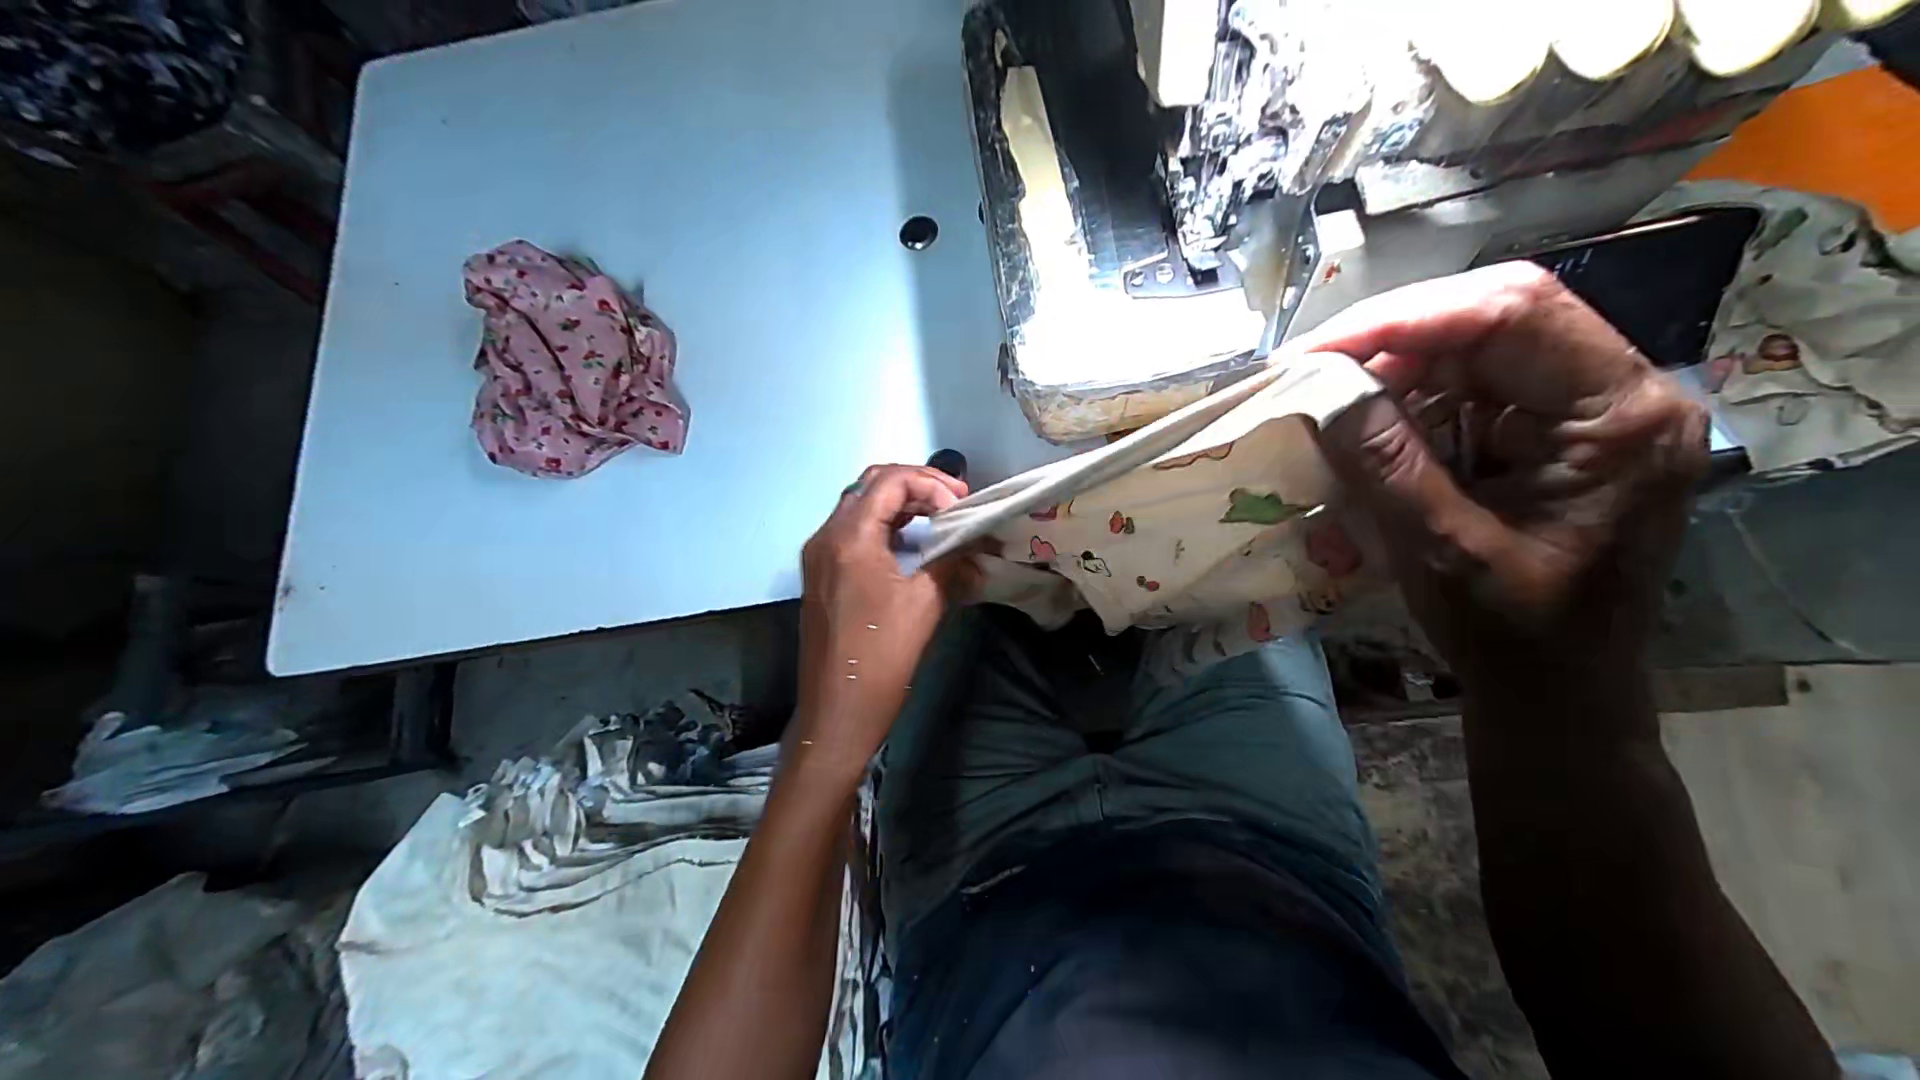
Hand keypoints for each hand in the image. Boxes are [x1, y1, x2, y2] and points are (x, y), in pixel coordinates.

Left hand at [790, 464, 972, 776]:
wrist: (837, 710)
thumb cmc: (881, 658)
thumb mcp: (925, 604)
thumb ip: (951, 562)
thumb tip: (977, 544)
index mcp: (849, 538)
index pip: (889, 482)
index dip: (930, 483)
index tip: (961, 506)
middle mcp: (826, 537)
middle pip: (870, 487)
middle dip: (915, 487)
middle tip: (954, 505)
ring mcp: (819, 556)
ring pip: (860, 508)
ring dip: (900, 506)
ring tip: (940, 520)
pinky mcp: (821, 575)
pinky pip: (853, 533)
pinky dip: (885, 528)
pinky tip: (914, 544)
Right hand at [1301, 262, 1708, 693]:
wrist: (1557, 688)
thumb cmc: (1514, 634)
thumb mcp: (1441, 550)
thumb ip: (1387, 464)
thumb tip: (1322, 389)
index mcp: (1620, 418)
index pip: (1515, 315)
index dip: (1406, 319)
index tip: (1318, 350)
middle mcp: (1617, 394)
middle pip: (1497, 317)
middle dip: (1393, 336)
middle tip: (1311, 366)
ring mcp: (1583, 411)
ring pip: (1478, 346)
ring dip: (1394, 365)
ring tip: (1326, 394)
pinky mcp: (1548, 432)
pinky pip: (1471, 386)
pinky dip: (1408, 396)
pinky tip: (1364, 419)